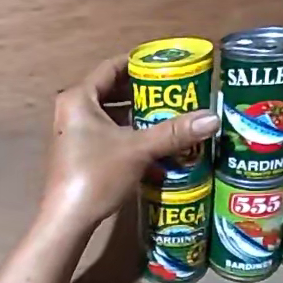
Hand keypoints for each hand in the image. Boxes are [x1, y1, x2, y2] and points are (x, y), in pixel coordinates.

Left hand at [38, 54, 219, 234]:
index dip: (141, 64)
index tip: (169, 65)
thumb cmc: (97, 175)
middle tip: (176, 91)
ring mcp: (71, 133)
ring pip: (109, 114)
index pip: (112, 67)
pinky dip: (127, 132)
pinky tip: (152, 140)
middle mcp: (71, 111)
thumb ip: (174, 132)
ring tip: (169, 114)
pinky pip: (105, 132)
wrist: (69, 219)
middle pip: (111, 90)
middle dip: (143, 91)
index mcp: (79, 99)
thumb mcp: (139, 150)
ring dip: (137, 114)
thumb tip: (213, 118)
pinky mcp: (77, 153)